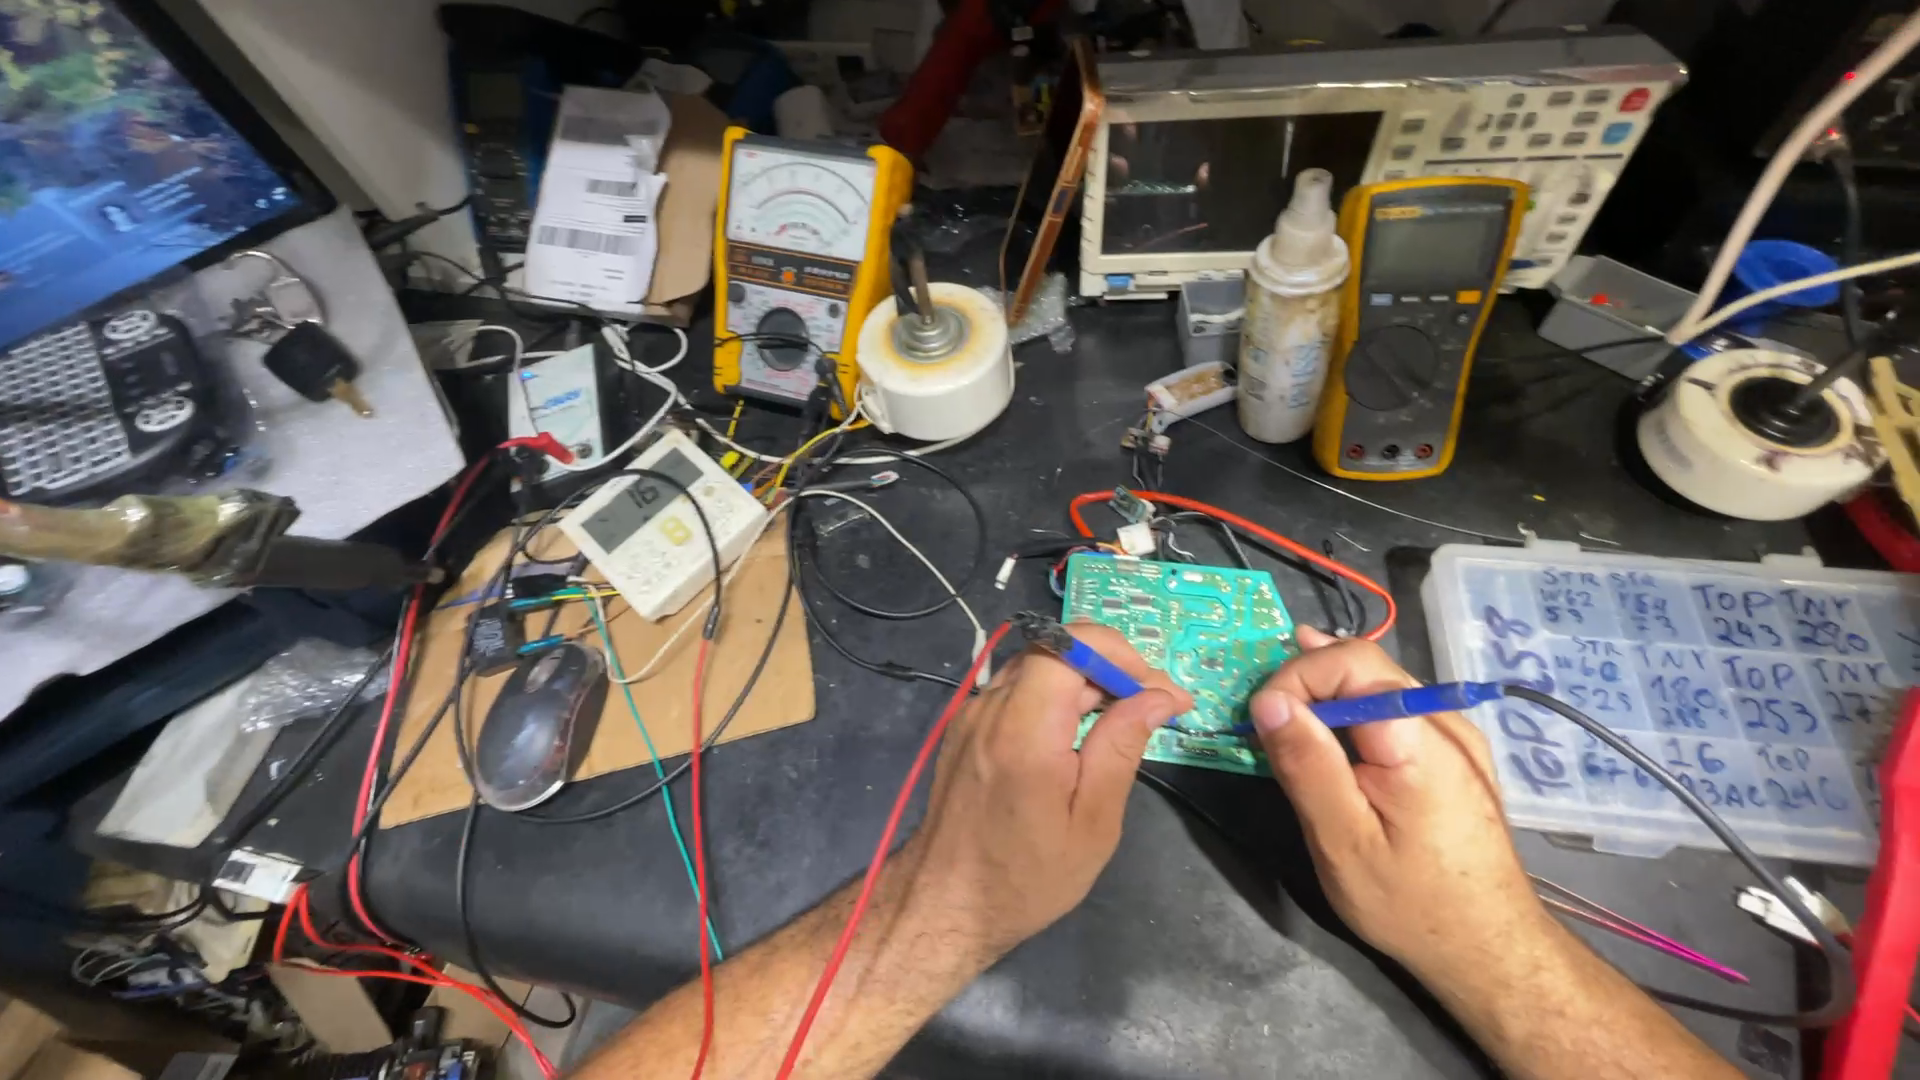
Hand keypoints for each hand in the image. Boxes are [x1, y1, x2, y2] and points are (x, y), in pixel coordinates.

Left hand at [903, 623, 1192, 958]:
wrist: (945, 901)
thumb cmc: (1027, 876)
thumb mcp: (1092, 824)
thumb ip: (1121, 747)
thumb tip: (1157, 695)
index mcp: (1023, 730)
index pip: (1067, 646)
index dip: (1116, 652)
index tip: (1154, 688)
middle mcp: (990, 707)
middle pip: (1055, 651)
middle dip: (1110, 666)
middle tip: (1154, 703)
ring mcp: (971, 712)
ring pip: (1036, 665)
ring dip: (1084, 677)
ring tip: (1123, 714)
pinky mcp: (965, 724)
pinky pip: (1016, 687)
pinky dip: (1054, 693)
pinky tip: (1078, 727)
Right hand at [1250, 626, 1546, 979]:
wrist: (1490, 951)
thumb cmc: (1410, 902)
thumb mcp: (1341, 840)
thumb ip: (1306, 763)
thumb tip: (1268, 700)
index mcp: (1419, 739)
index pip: (1349, 661)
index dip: (1295, 675)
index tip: (1263, 720)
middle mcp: (1443, 721)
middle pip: (1362, 663)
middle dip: (1302, 678)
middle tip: (1261, 715)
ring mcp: (1452, 734)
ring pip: (1374, 680)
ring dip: (1321, 691)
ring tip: (1280, 717)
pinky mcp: (1448, 751)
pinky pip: (1389, 706)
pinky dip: (1346, 708)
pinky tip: (1322, 729)